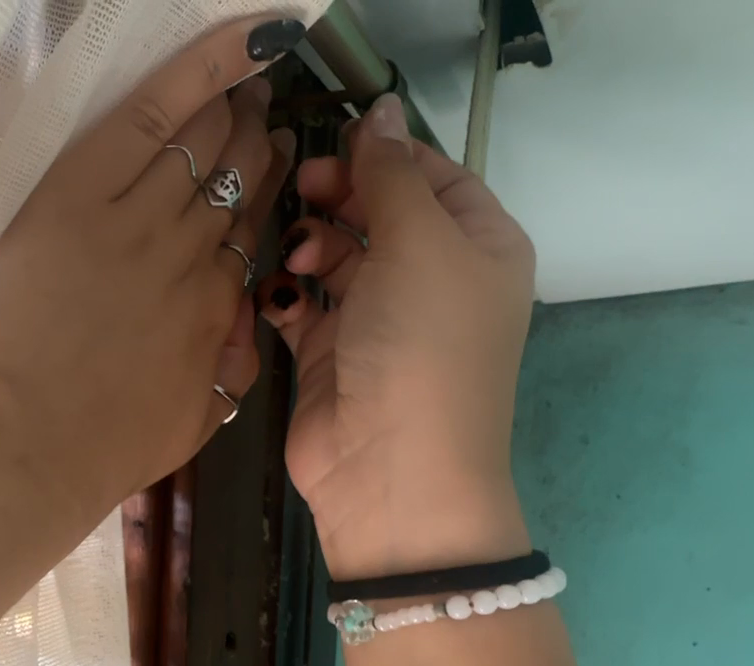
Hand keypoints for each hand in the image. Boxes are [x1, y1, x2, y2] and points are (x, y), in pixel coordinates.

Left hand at [0, 19, 301, 517]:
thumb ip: (227, 375)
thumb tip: (243, 330)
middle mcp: (188, 256)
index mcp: (213, 312)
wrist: (24, 445)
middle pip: (234, 180)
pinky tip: (240, 43)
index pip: (245, 233)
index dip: (260, 193)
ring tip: (246, 79)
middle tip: (259, 109)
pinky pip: (149, 117)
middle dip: (253, 140)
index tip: (268, 166)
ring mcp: (136, 221)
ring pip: (201, 144)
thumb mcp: (189, 427)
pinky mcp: (79, 197)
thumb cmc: (97, 450)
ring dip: (230, 106)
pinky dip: (198, 71)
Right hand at [260, 94, 537, 579]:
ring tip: (296, 257)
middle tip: (303, 190)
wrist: (389, 469)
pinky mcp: (329, 357)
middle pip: (379, 214)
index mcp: (476, 247)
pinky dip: (287, 296)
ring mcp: (377, 322)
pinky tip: (276, 297)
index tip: (336, 145)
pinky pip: (303, 308)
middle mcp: (430, 281)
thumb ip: (391, 174)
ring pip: (336, 259)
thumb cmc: (421, 346)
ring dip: (311, 246)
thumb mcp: (419, 244)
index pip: (432, 177)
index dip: (385, 155)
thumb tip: (378, 109)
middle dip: (341, 197)